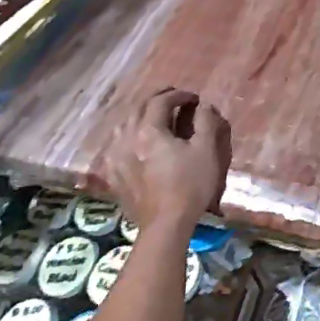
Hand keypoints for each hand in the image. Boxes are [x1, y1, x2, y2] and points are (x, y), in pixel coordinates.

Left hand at [106, 88, 232, 231]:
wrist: (165, 225)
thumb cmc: (189, 186)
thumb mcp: (205, 151)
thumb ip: (205, 122)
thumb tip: (203, 104)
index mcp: (149, 129)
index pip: (161, 101)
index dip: (178, 95)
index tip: (193, 98)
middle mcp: (127, 137)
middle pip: (139, 109)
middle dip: (157, 100)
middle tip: (173, 100)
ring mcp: (117, 157)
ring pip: (124, 125)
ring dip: (140, 116)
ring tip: (153, 119)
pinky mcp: (114, 175)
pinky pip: (117, 146)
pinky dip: (127, 137)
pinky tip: (134, 143)